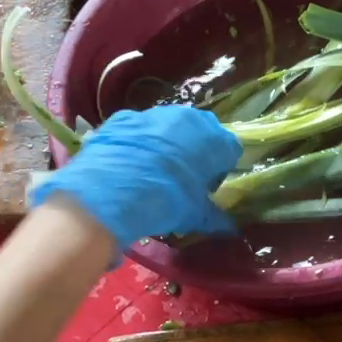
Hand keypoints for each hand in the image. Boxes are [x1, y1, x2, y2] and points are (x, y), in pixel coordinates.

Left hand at [30, 107, 241, 249]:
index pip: (230, 149)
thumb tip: (230, 227)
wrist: (111, 190)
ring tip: (157, 172)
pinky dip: (141, 144)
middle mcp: (187, 118)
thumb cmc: (168, 200)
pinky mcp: (123, 117)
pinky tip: (132, 166)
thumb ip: (216, 218)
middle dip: (198, 151)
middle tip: (187, 178)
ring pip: (169, 127)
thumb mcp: (195, 214)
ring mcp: (153, 114)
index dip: (222, 168)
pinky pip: (140, 130)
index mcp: (214, 140)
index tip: (210, 186)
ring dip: (169, 145)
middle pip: (201, 131)